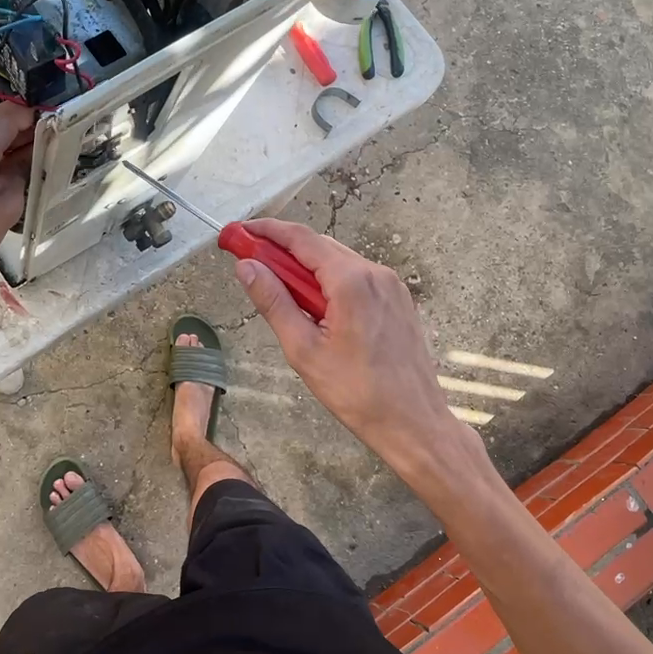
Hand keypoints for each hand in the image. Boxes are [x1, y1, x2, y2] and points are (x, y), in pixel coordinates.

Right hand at [232, 219, 480, 480]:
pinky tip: (314, 306)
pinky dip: (329, 281)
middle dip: (281, 250)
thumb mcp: (303, 349)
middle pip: (319, 246)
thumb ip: (273, 302)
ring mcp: (390, 285)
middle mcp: (374, 273)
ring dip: (304, 268)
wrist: (414, 422)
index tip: (238, 233)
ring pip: (337, 261)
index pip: (300, 239)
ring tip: (277, 289)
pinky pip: (356, 277)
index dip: (265, 231)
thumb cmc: (358, 393)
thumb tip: (246, 267)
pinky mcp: (397, 300)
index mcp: (351, 281)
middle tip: (248, 260)